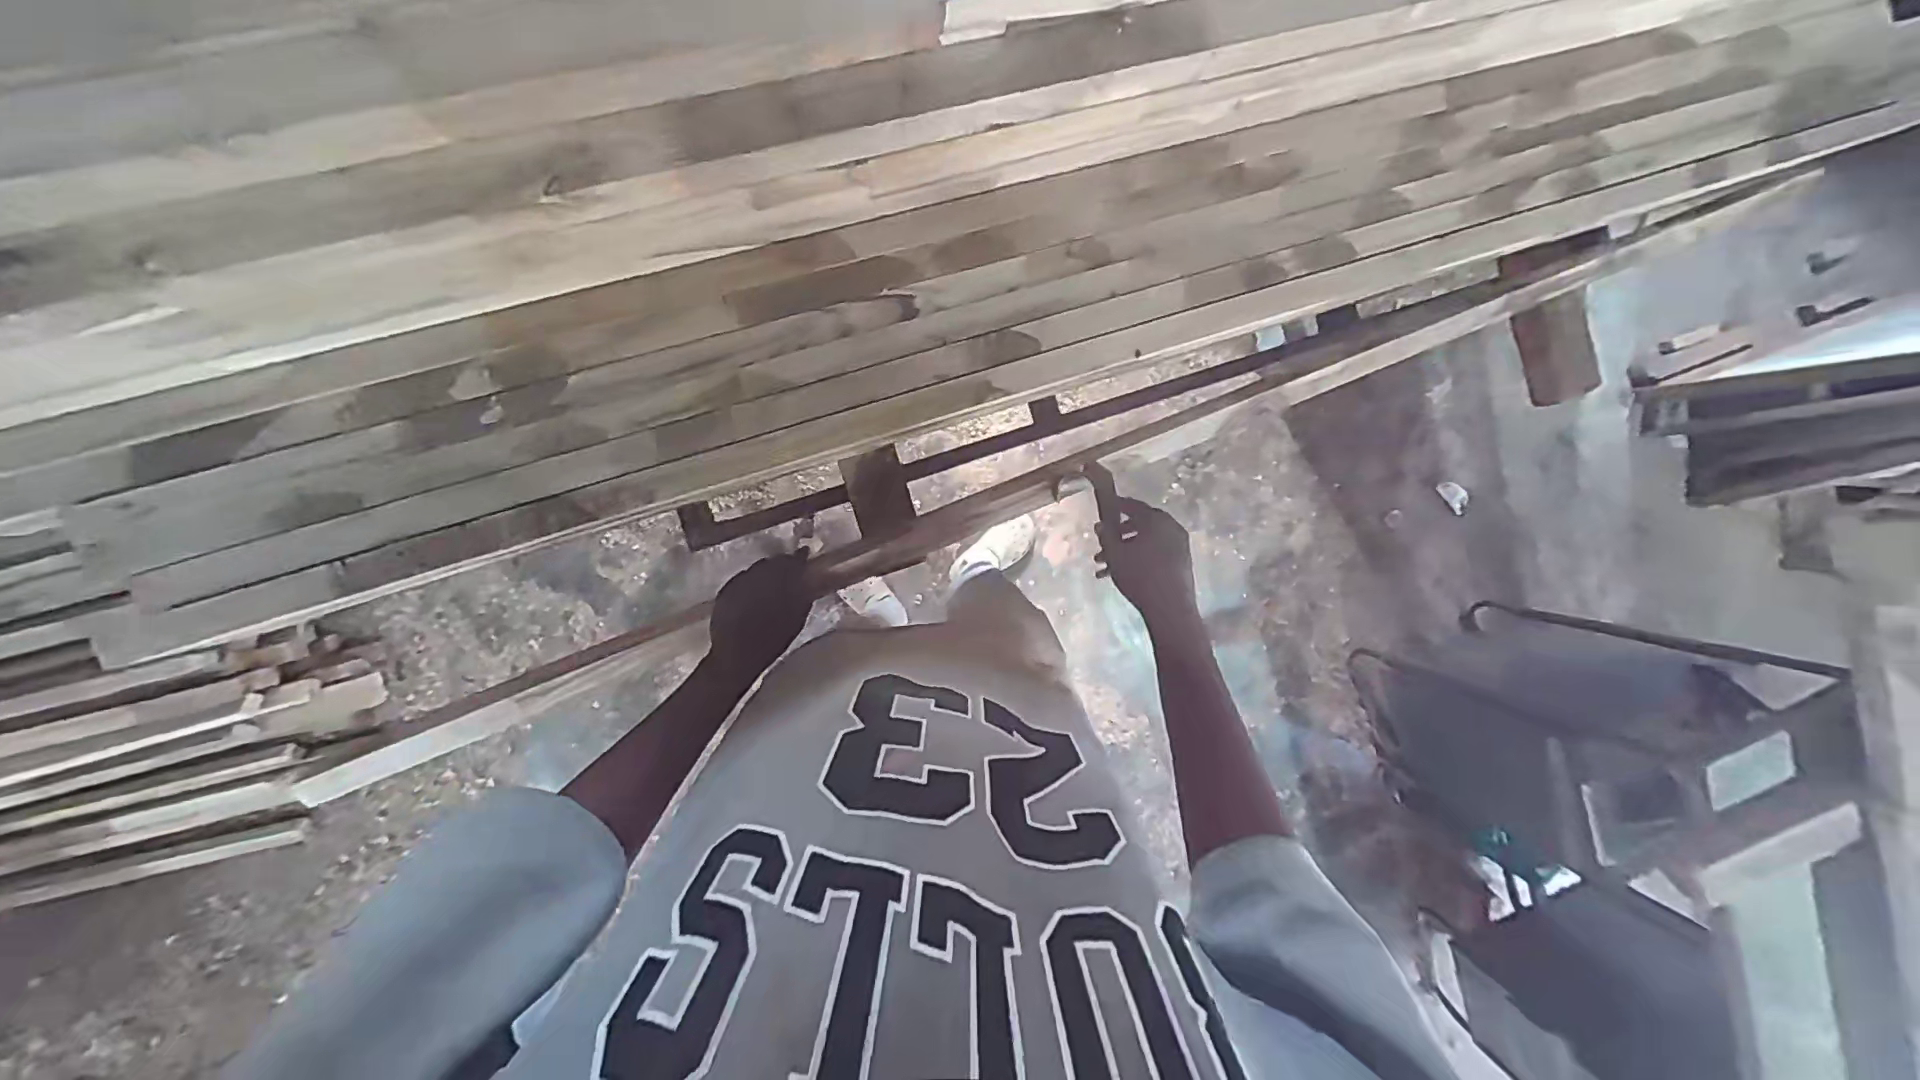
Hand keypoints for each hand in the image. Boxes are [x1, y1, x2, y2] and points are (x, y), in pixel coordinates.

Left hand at [707, 552, 812, 681]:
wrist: (737, 654)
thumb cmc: (772, 640)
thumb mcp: (796, 618)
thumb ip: (804, 595)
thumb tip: (810, 578)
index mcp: (779, 579)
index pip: (793, 560)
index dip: (800, 557)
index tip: (805, 554)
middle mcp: (757, 574)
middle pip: (773, 562)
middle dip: (782, 564)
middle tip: (790, 570)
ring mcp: (739, 581)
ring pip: (757, 569)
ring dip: (766, 572)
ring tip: (771, 582)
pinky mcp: (725, 590)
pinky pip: (742, 579)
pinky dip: (751, 582)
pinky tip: (753, 593)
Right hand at [1087, 463, 1200, 628]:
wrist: (1170, 608)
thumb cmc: (1140, 576)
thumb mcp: (1115, 555)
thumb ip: (1106, 536)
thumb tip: (1101, 524)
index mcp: (1156, 520)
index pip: (1133, 505)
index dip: (1117, 506)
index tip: (1106, 507)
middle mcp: (1171, 527)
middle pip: (1141, 524)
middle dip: (1119, 535)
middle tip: (1102, 545)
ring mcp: (1179, 544)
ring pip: (1147, 541)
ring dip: (1126, 550)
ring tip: (1105, 567)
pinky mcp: (1182, 561)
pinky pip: (1157, 552)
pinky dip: (1140, 557)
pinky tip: (1123, 574)